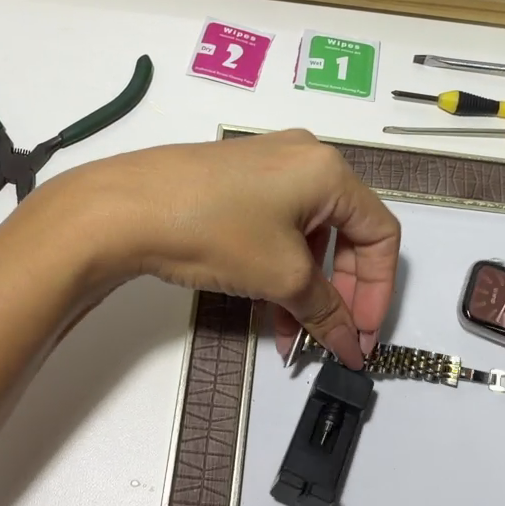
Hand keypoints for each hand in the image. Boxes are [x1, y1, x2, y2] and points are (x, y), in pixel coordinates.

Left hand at [24, 130, 399, 367]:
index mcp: (329, 172)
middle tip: (332, 337)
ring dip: (308, 289)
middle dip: (343, 293)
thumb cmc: (216, 231)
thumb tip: (349, 345)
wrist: (124, 209)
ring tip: (294, 337)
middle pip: (346, 235)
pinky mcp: (237, 182)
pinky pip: (279, 229)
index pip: (381, 234)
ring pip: (309, 237)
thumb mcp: (281, 275)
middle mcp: (306, 160)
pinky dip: (282, 269)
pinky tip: (270, 309)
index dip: (379, 291)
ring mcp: (268, 168)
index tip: (363, 336)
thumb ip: (325, 311)